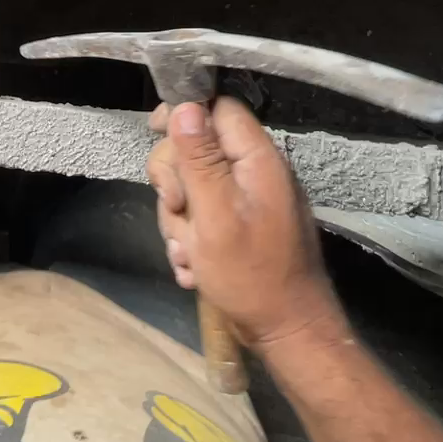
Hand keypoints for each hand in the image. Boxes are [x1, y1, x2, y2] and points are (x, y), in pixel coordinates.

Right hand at [147, 98, 345, 348]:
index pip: (218, 107)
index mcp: (257, 161)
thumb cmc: (252, 275)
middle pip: (196, 146)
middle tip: (177, 209)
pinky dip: (189, 236)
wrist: (287, 335)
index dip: (184, 112)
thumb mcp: (215, 214)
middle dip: (174, 179)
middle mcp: (254, 173)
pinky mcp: (238, 224)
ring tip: (188, 250)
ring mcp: (247, 200)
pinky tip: (193, 264)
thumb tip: (185, 106)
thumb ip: (199, 160)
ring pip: (190, 184)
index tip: (155, 132)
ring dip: (178, 216)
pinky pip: (199, 213)